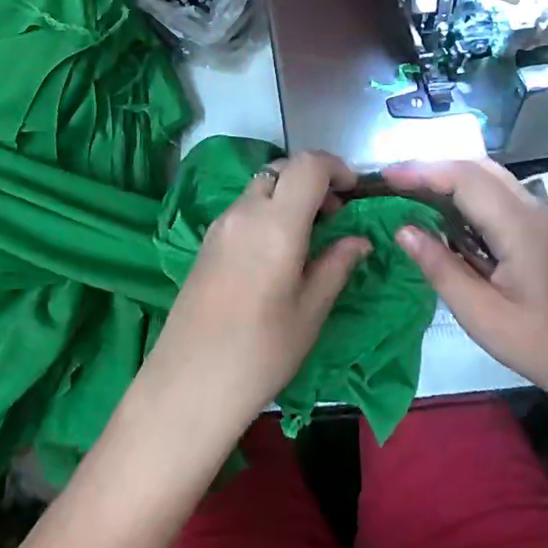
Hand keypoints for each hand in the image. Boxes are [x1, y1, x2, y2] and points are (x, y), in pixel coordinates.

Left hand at [140, 150, 370, 433]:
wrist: (189, 382)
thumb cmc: (261, 351)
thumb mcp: (310, 311)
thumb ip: (336, 265)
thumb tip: (358, 240)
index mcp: (276, 223)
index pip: (308, 165)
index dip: (336, 167)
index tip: (353, 192)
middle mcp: (244, 212)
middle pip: (281, 170)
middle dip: (312, 181)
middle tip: (334, 218)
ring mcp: (220, 226)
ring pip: (259, 188)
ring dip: (288, 197)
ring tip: (308, 239)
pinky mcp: (206, 242)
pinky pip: (243, 209)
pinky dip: (267, 212)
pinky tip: (277, 252)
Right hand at [385, 159, 547, 404]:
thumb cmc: (540, 345)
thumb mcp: (481, 314)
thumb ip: (439, 267)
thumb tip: (402, 229)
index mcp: (521, 228)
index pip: (465, 178)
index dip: (422, 171)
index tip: (385, 176)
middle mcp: (535, 211)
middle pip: (478, 168)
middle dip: (432, 168)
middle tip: (393, 182)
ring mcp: (542, 218)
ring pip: (490, 178)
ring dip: (449, 178)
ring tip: (410, 192)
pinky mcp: (542, 230)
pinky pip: (499, 196)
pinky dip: (467, 194)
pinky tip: (445, 213)